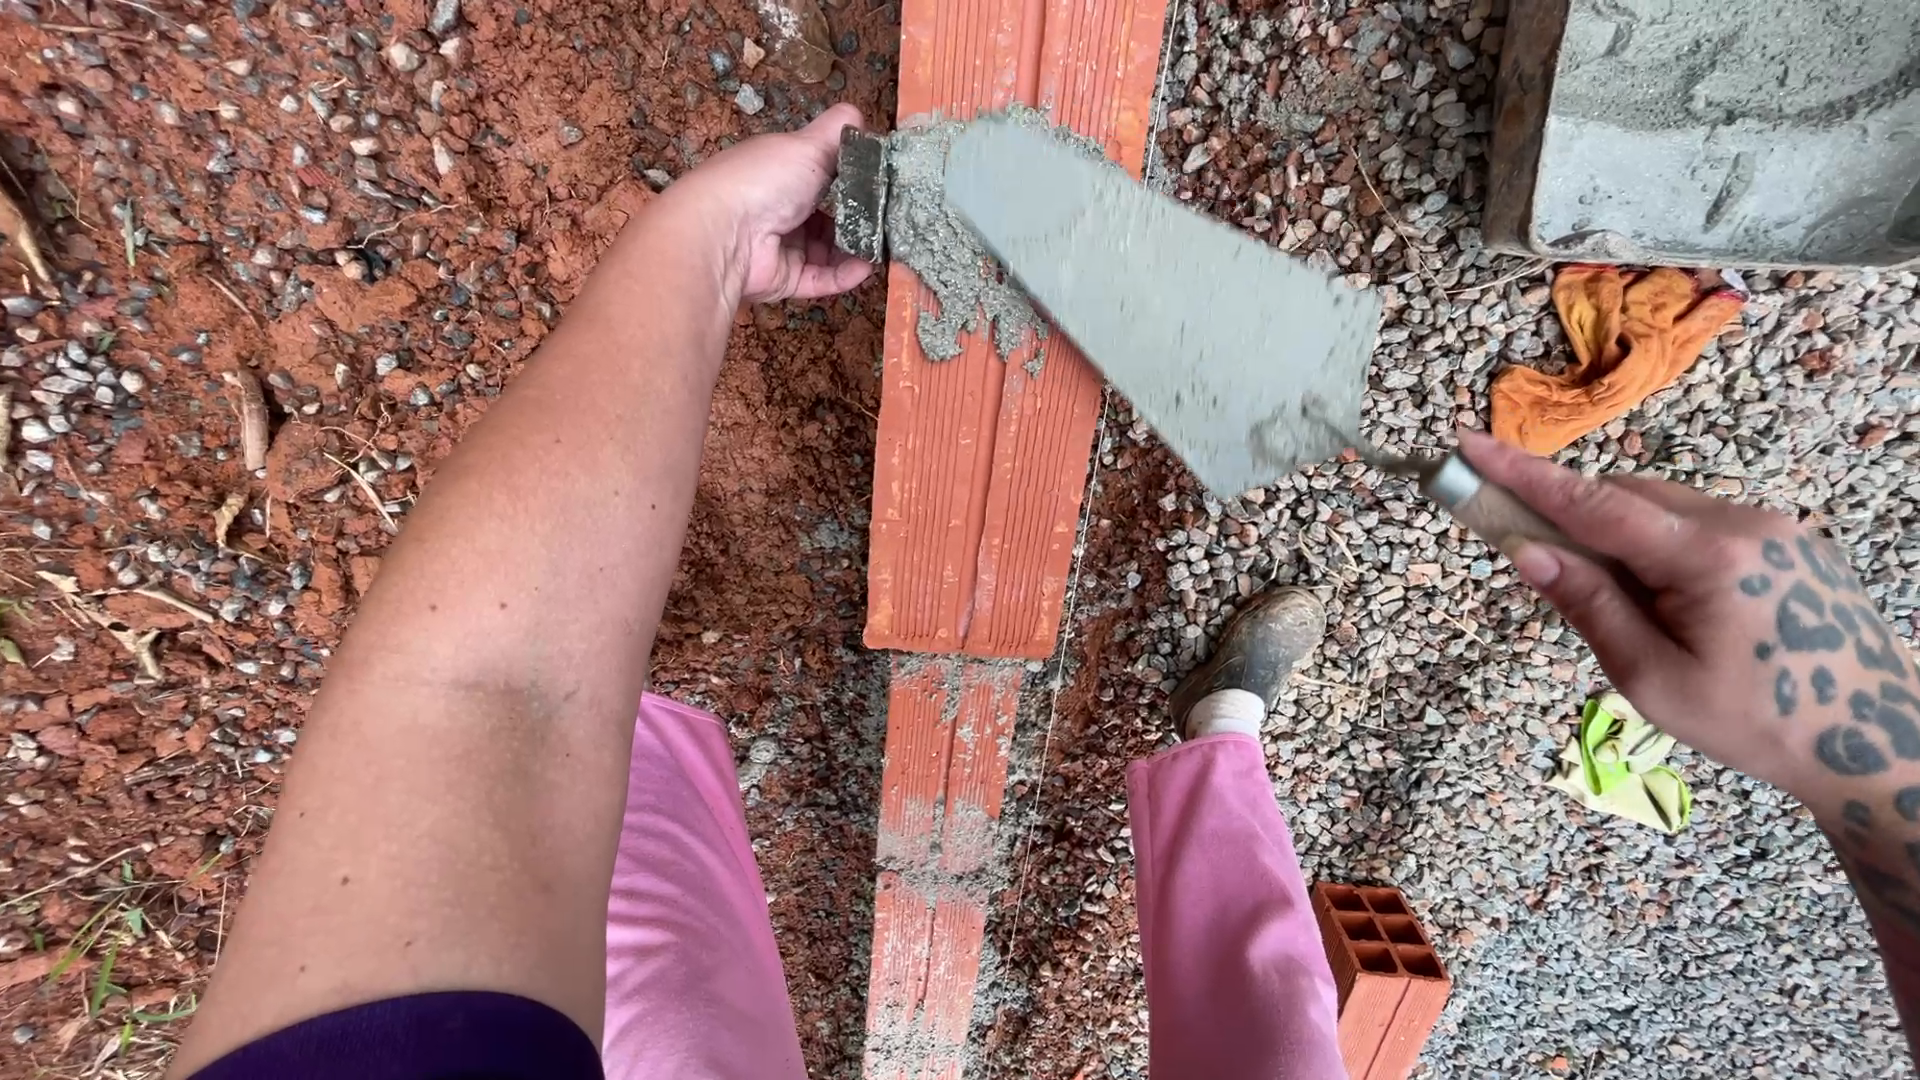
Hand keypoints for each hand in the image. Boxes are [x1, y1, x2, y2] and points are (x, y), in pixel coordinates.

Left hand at [662, 103, 874, 304]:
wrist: (726, 232)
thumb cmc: (765, 179)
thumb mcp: (807, 145)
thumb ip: (837, 133)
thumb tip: (859, 115)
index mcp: (781, 173)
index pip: (821, 178)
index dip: (850, 182)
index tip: (879, 186)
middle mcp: (781, 209)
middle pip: (828, 218)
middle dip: (858, 221)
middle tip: (888, 222)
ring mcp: (783, 247)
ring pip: (828, 252)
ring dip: (856, 251)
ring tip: (882, 247)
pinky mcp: (786, 280)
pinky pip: (821, 280)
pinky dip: (845, 275)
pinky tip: (866, 267)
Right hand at [1456, 429, 1916, 800]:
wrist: (1885, 751)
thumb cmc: (1756, 724)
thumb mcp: (1650, 676)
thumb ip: (1588, 605)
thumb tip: (1525, 550)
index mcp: (1710, 559)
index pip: (1592, 504)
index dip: (1521, 473)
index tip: (1466, 444)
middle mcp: (1746, 526)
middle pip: (1623, 496)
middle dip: (1564, 512)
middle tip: (1527, 551)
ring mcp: (1773, 530)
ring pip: (1655, 506)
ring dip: (1607, 531)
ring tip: (1612, 600)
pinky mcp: (1783, 543)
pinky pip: (1688, 522)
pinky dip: (1645, 541)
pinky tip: (1652, 594)